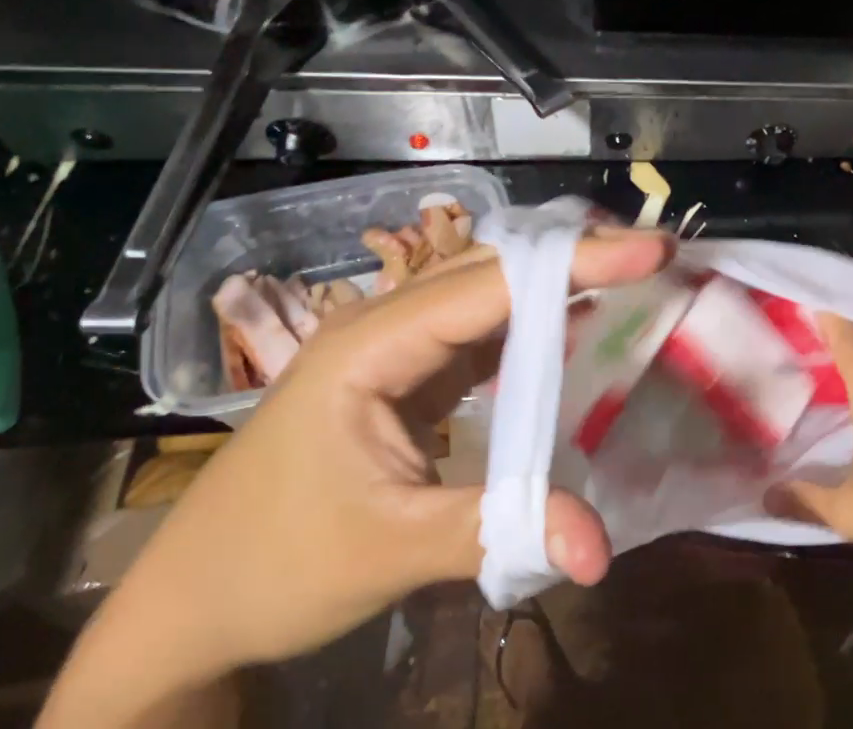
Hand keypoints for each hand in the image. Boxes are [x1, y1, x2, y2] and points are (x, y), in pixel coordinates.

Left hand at [46, 227, 673, 719]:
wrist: (194, 601)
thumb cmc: (273, 565)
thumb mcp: (390, 549)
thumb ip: (499, 530)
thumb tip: (603, 550)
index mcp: (369, 347)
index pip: (488, 286)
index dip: (575, 262)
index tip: (652, 251)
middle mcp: (382, 329)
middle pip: (491, 271)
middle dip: (575, 257)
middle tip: (658, 258)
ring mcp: (394, 352)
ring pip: (489, 296)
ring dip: (560, 283)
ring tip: (635, 276)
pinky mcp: (407, 379)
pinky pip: (484, 336)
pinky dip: (537, 326)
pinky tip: (580, 327)